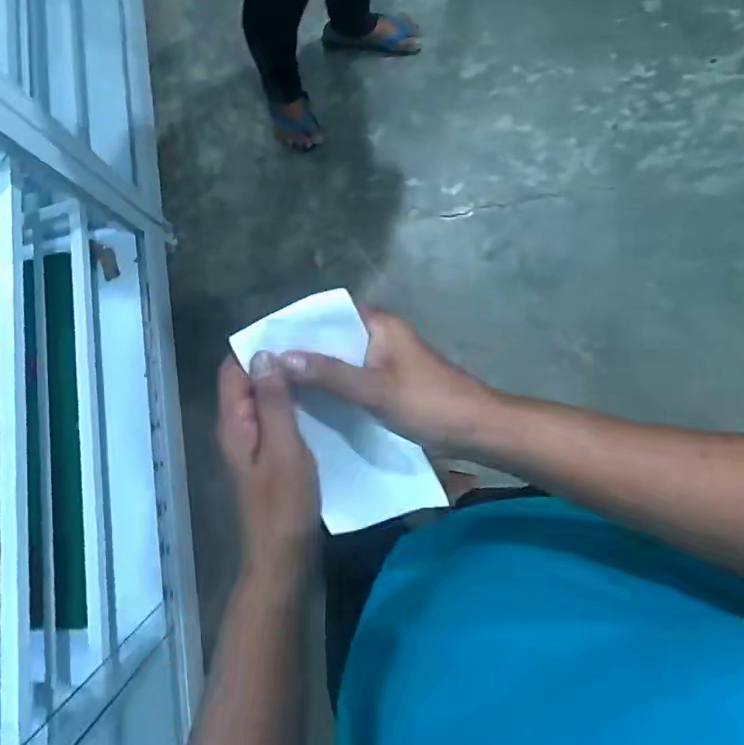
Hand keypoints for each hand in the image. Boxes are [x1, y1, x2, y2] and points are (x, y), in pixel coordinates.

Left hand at [217, 352, 319, 582]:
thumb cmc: (284, 504)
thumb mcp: (284, 448)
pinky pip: (274, 418)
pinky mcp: (266, 457)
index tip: (289, 330)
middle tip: (311, 345)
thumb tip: (264, 355)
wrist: (283, 557)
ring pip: (263, 399)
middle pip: (247, 381)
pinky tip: (317, 400)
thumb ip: (274, 402)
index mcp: (234, 423)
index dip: (257, 346)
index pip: (234, 370)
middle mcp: (236, 428)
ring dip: (284, 382)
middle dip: (273, 361)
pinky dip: (291, 404)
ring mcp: (251, 444)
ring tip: (317, 365)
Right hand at [280, 305, 497, 452]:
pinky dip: (333, 387)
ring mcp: (386, 360)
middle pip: (333, 336)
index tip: (266, 340)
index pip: (330, 313)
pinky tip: (311, 403)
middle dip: (302, 351)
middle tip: (265, 368)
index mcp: (380, 324)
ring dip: (317, 371)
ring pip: (341, 360)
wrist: (478, 431)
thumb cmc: (429, 403)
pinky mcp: (389, 382)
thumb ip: (329, 373)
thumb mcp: (374, 390)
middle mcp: (381, 335)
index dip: (299, 324)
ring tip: (279, 385)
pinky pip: (352, 378)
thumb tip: (280, 357)